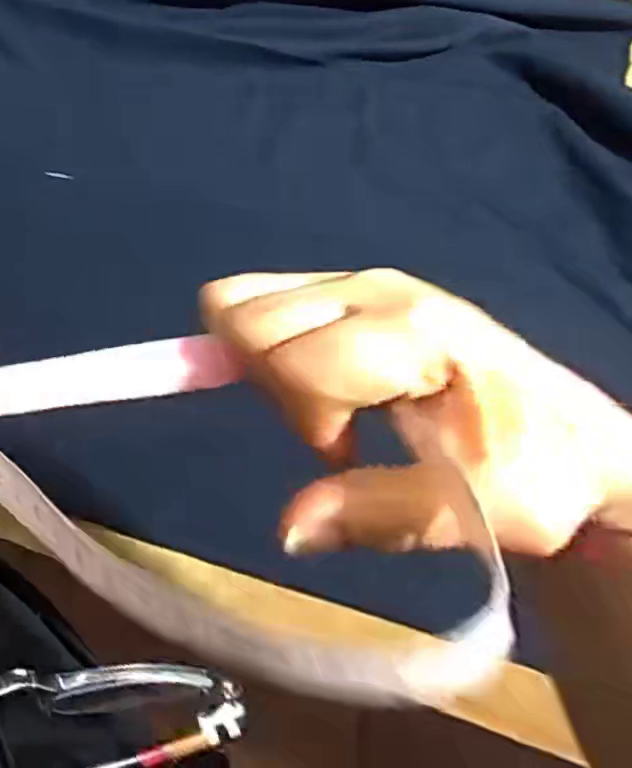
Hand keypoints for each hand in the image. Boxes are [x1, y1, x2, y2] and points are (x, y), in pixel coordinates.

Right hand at [200, 269, 631, 557]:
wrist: (576, 438)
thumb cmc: (539, 474)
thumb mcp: (487, 511)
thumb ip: (381, 512)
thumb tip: (286, 532)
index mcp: (418, 333)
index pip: (293, 363)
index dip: (306, 416)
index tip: (349, 449)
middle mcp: (377, 289)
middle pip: (247, 321)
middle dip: (269, 377)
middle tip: (325, 414)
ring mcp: (354, 278)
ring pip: (232, 301)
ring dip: (256, 355)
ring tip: (316, 390)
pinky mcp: (334, 279)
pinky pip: (243, 294)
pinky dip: (251, 334)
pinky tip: (306, 365)